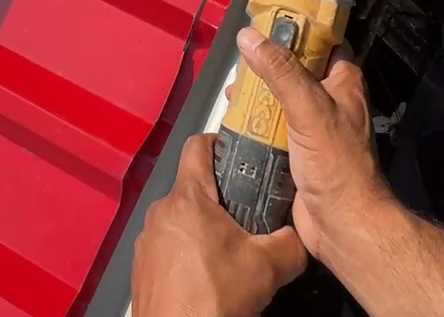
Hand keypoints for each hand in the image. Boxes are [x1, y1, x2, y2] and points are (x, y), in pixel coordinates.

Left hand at [133, 133, 307, 316]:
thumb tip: (302, 234)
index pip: (198, 144)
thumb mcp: (266, 269)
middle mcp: (161, 212)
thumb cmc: (210, 304)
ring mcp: (147, 240)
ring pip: (179, 219)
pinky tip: (205, 278)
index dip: (219, 143)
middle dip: (218, 200)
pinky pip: (167, 247)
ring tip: (226, 255)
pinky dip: (185, 255)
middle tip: (244, 217)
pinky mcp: (141, 268)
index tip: (235, 153)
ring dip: (201, 230)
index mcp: (187, 199)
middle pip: (192, 187)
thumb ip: (290, 242)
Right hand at [232, 26, 391, 258]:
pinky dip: (256, 120)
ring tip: (234, 89)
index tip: (270, 18)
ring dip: (259, 93)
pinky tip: (236, 118)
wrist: (343, 227)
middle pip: (296, 67)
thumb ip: (280, 70)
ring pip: (282, 97)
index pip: (324, 40)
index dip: (300, 27)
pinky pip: (274, 125)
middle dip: (268, 62)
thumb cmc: (337, 165)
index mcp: (344, 81)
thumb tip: (248, 36)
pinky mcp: (299, 150)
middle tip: (242, 57)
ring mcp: (315, 126)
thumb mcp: (308, 107)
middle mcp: (331, 99)